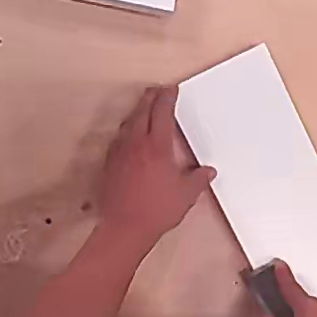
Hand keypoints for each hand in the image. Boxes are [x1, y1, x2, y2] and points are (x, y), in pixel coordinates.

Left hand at [98, 86, 214, 248]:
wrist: (125, 226)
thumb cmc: (156, 210)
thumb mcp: (186, 194)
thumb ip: (198, 179)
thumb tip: (207, 172)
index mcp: (158, 146)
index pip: (163, 112)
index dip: (168, 97)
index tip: (171, 90)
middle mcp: (136, 144)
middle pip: (142, 110)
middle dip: (151, 97)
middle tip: (157, 91)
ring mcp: (120, 152)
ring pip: (128, 122)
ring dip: (138, 112)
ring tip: (145, 110)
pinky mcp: (110, 163)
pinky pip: (119, 138)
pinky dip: (127, 130)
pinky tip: (130, 137)